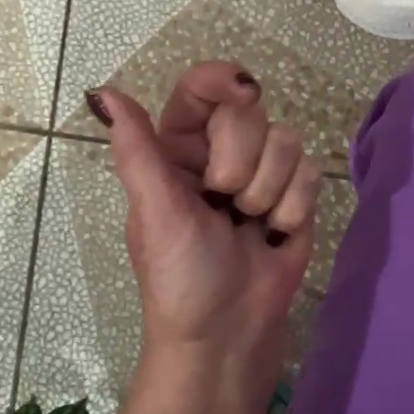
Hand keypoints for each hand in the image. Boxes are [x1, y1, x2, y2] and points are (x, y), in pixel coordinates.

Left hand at [88, 64, 320, 367]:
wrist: (228, 333)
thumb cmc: (179, 277)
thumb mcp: (154, 212)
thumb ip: (137, 149)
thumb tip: (103, 92)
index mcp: (179, 147)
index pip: (201, 87)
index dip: (224, 79)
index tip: (243, 92)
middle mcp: (223, 150)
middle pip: (252, 113)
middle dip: (242, 163)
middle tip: (222, 203)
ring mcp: (264, 170)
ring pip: (287, 139)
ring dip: (268, 191)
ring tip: (248, 225)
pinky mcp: (297, 192)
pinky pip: (310, 170)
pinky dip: (293, 207)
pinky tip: (275, 233)